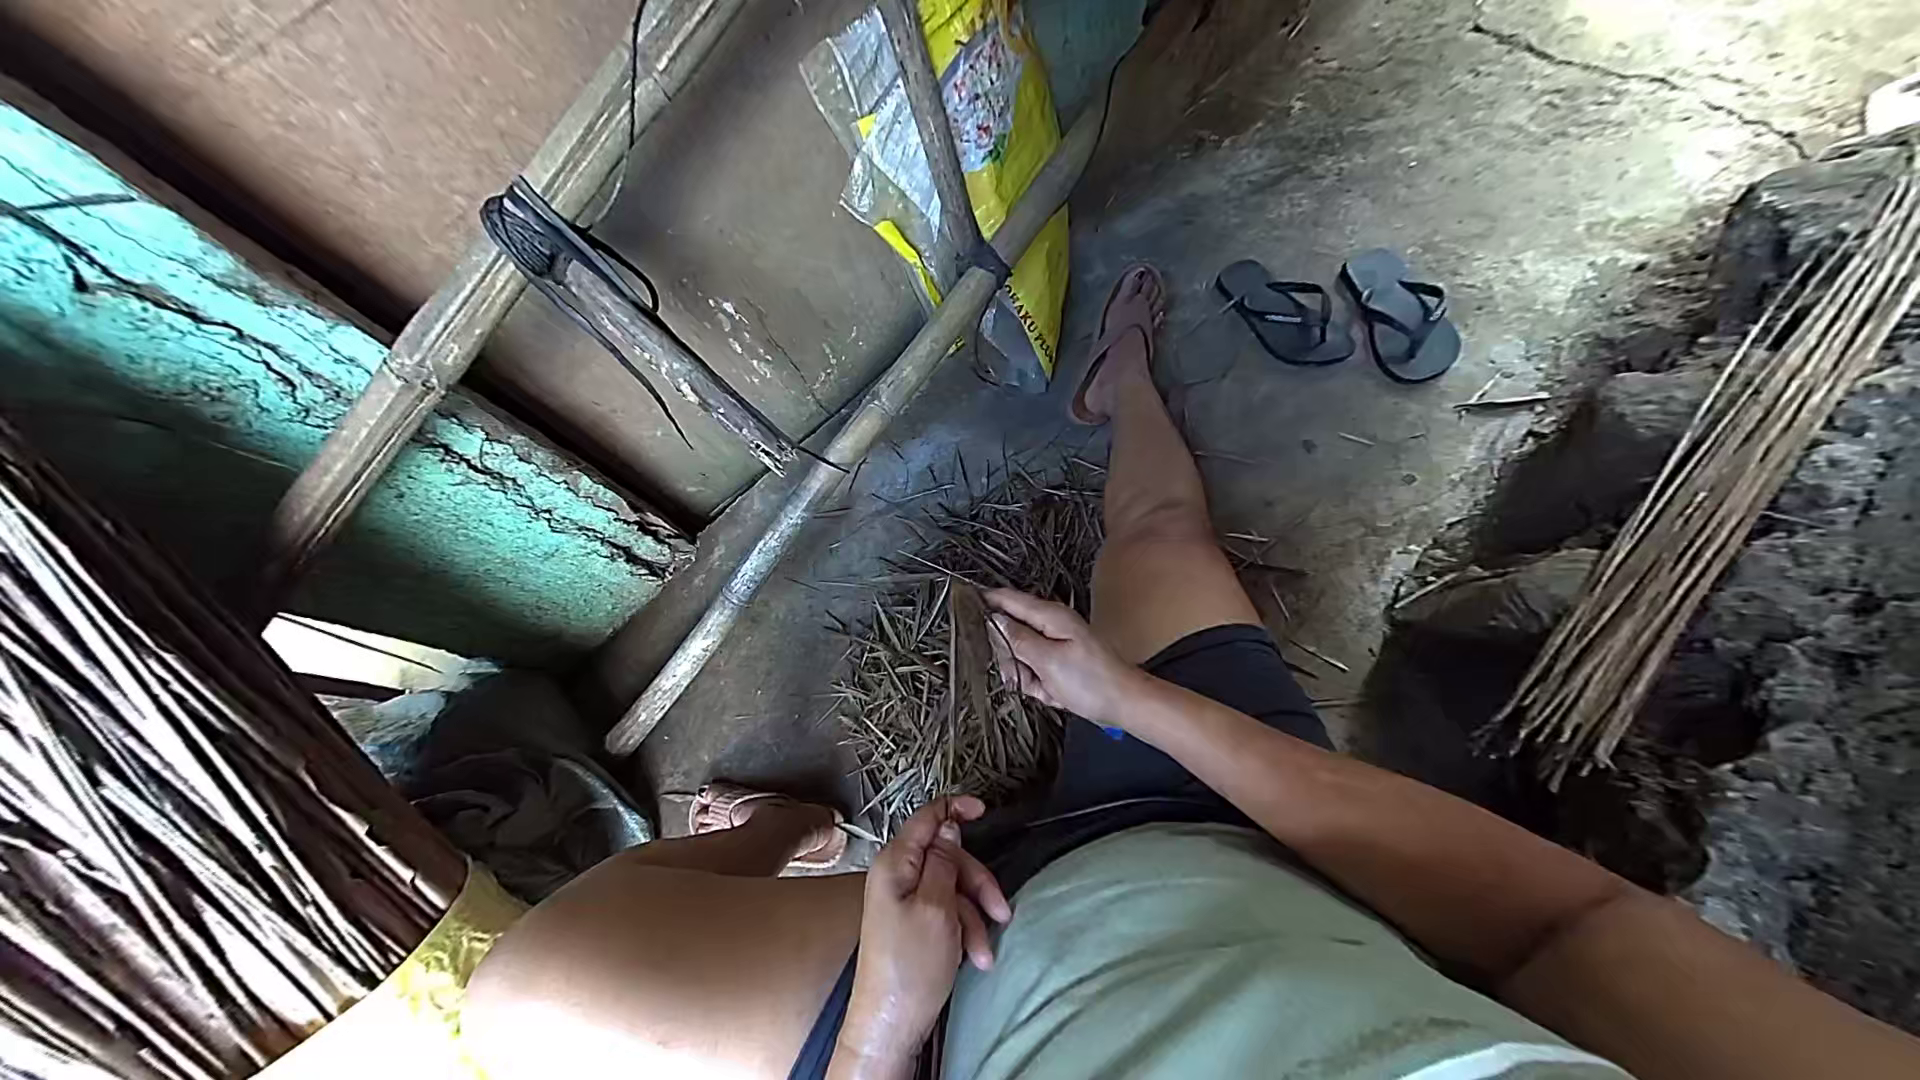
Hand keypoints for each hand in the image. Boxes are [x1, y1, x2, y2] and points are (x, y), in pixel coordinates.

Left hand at [835, 796, 1011, 1075]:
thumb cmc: (910, 967)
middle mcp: (898, 875)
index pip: (926, 817)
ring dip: (975, 914)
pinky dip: (965, 929)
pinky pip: (947, 911)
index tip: (984, 810)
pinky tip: (975, 956)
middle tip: (1000, 910)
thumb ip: (945, 862)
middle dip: (977, 882)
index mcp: (896, 863)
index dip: (955, 808)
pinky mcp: (914, 923)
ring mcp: (905, 900)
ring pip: (953, 886)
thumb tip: (950, 827)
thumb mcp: (936, 907)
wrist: (890, 1029)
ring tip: (985, 951)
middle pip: (948, 856)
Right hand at [983, 588, 1143, 725]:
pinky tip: (1048, 692)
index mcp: (1049, 616)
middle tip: (1022, 673)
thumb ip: (1017, 639)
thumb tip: (993, 619)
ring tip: (1041, 686)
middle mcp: (1050, 625)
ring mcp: (1053, 644)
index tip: (962, 605)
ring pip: (1017, 654)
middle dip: (1008, 655)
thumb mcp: (1047, 661)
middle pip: (1008, 630)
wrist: (1123, 704)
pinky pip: (1031, 669)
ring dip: (1022, 673)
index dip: (984, 600)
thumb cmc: (1092, 681)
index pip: (1007, 598)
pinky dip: (1034, 683)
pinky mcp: (1055, 661)